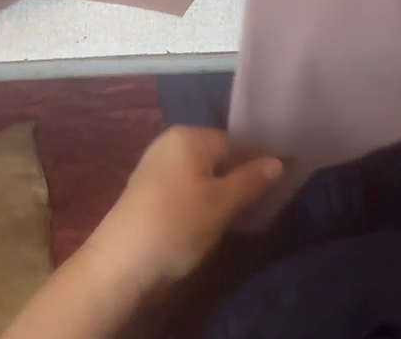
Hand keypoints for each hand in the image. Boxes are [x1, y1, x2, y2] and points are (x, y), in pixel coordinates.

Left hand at [77, 126, 282, 294]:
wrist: (120, 265)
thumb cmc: (176, 224)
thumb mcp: (221, 204)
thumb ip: (250, 180)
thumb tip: (277, 161)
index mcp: (187, 136)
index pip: (234, 141)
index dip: (258, 162)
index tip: (280, 183)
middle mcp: (170, 143)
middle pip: (218, 157)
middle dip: (239, 179)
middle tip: (262, 204)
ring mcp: (156, 167)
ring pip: (203, 175)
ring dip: (221, 194)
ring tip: (241, 216)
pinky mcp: (149, 192)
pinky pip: (187, 188)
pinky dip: (202, 202)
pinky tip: (213, 223)